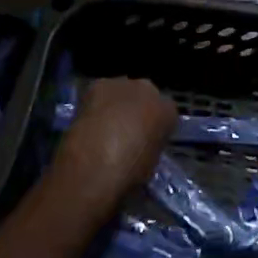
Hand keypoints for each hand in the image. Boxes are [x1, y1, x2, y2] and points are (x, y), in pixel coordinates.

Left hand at [54, 77, 176, 201]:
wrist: (96, 162)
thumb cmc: (130, 173)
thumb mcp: (150, 163)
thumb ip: (150, 144)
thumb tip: (141, 145)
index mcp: (168, 111)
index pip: (166, 113)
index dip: (155, 127)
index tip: (147, 141)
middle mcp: (149, 89)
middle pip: (145, 96)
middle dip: (137, 109)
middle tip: (125, 132)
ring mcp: (123, 84)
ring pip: (122, 92)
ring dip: (116, 105)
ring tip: (104, 128)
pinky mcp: (98, 85)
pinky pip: (100, 93)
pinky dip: (96, 105)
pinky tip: (89, 122)